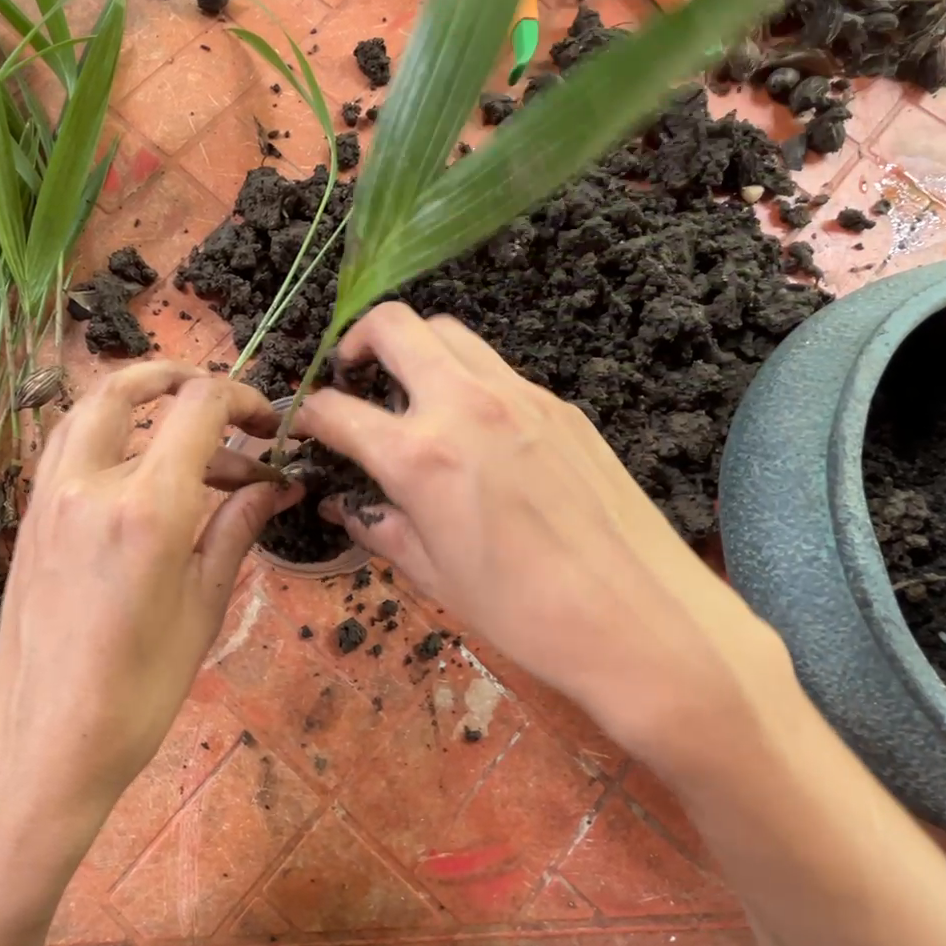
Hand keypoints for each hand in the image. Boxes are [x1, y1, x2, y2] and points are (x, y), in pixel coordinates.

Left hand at [0, 360, 299, 828]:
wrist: (41, 745)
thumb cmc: (137, 692)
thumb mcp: (202, 609)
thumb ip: (235, 530)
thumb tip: (275, 486)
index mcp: (146, 507)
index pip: (198, 408)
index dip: (241, 398)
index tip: (268, 423)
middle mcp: (89, 483)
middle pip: (129, 386)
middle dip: (183, 377)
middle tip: (225, 404)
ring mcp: (49, 496)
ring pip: (89, 409)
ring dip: (138, 399)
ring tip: (184, 429)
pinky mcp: (29, 516)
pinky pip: (67, 446)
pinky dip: (106, 432)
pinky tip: (136, 468)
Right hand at [293, 303, 792, 774]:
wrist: (641, 620)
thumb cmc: (522, 613)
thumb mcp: (433, 576)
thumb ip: (380, 529)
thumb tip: (345, 510)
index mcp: (419, 456)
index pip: (337, 410)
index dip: (307, 414)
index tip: (304, 423)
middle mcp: (465, 406)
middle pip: (395, 325)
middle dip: (358, 340)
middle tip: (353, 376)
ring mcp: (520, 397)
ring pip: (451, 333)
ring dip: (416, 350)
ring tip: (411, 397)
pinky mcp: (561, 405)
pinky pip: (497, 370)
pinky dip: (467, 381)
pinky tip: (475, 433)